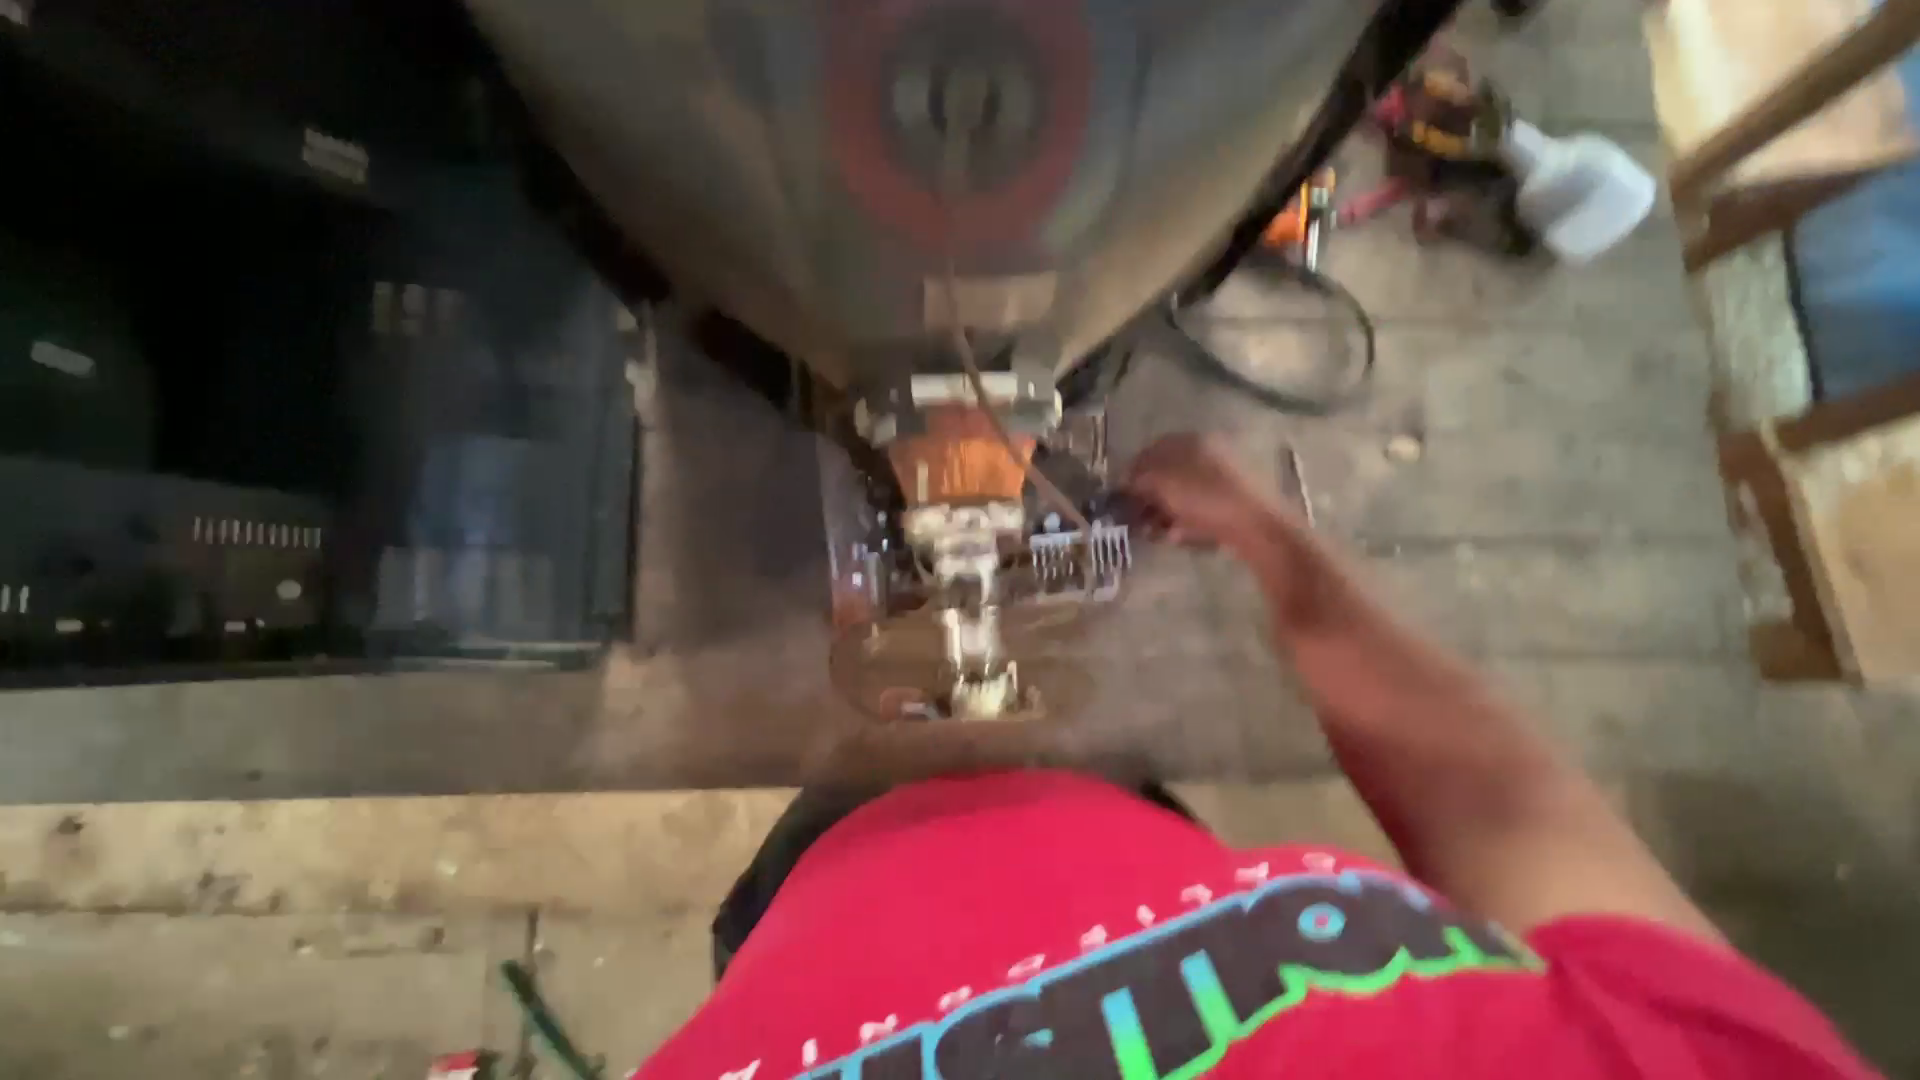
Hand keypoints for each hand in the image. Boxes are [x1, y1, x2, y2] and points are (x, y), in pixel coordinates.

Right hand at [1123, 434, 1279, 552]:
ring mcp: (1223, 479)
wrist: (1256, 525)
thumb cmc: (1205, 497)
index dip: (1132, 472)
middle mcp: (1208, 454)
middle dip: (1148, 497)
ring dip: (1163, 513)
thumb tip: (1127, 482)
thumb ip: (1139, 478)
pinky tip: (1177, 535)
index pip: (1152, 450)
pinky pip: (1199, 511)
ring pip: (1182, 495)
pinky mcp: (1232, 504)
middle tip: (1135, 517)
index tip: (1120, 495)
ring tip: (1154, 532)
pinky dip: (1184, 522)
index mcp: (1192, 440)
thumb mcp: (1163, 483)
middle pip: (1167, 474)